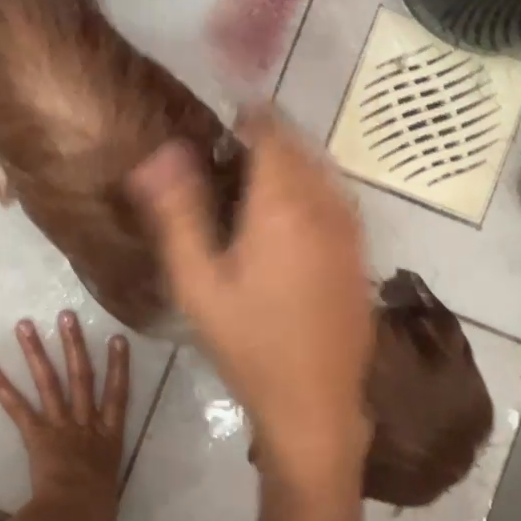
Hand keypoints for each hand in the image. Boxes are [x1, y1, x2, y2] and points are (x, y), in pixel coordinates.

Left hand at [0, 312, 128, 520]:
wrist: (72, 518)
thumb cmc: (94, 518)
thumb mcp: (102, 519)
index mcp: (108, 439)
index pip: (118, 396)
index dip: (119, 367)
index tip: (118, 338)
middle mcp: (86, 425)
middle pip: (82, 377)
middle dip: (74, 344)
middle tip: (66, 315)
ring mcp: (61, 426)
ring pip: (50, 381)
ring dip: (37, 352)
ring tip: (25, 325)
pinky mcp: (36, 434)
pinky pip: (17, 407)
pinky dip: (2, 386)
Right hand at [128, 106, 374, 482]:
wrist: (314, 403)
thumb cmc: (246, 343)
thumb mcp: (195, 282)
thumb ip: (176, 213)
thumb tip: (159, 154)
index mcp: (282, 207)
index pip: (271, 134)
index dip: (249, 117)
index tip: (225, 118)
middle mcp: (324, 207)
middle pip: (300, 146)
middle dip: (270, 135)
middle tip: (233, 146)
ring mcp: (351, 231)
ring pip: (323, 170)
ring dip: (294, 159)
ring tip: (258, 171)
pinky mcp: (361, 254)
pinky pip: (338, 196)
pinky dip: (314, 185)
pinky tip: (291, 210)